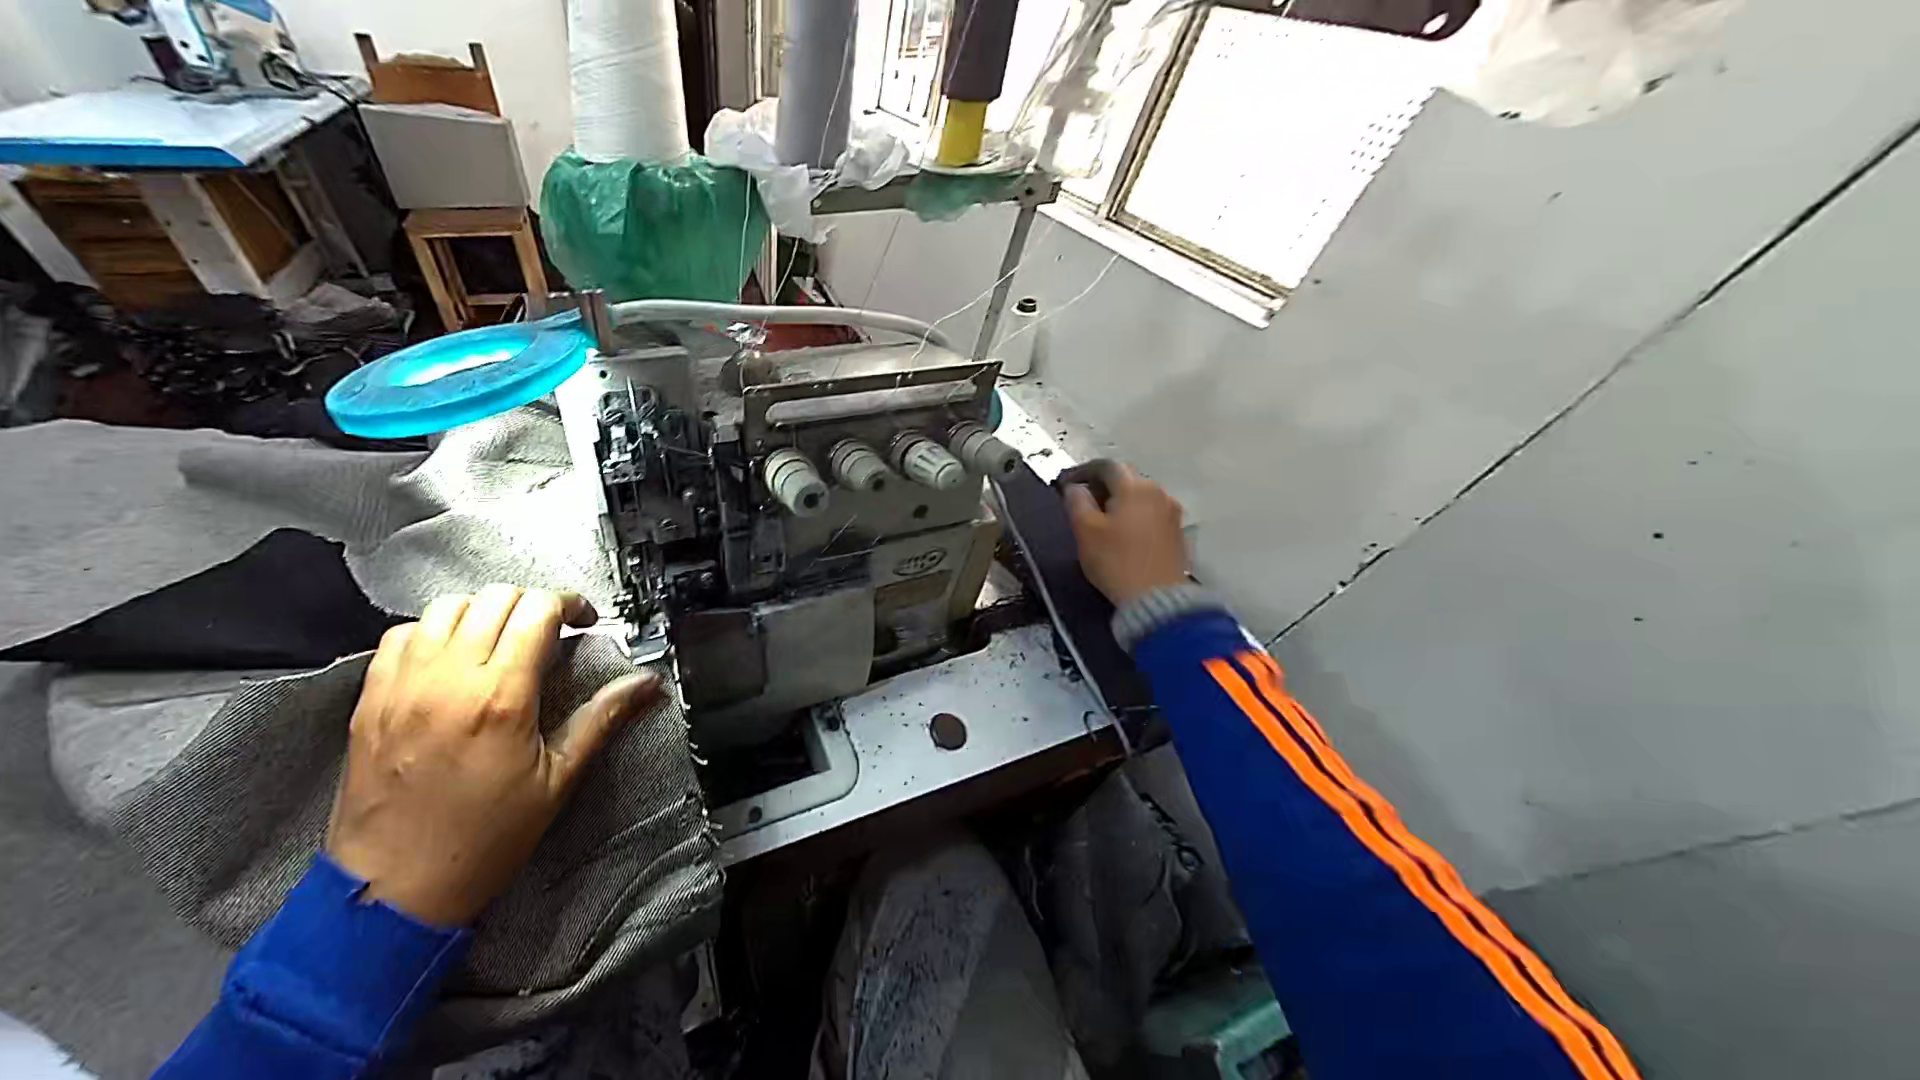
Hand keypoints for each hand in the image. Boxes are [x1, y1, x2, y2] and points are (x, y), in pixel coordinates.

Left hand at [326, 584, 660, 927]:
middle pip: (495, 598)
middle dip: (533, 604)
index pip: (537, 610)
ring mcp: (402, 688)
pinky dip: (435, 630)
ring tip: (503, 639)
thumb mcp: (559, 778)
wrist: (391, 890)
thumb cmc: (483, 838)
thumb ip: (604, 717)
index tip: (583, 621)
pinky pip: (401, 635)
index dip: (569, 604)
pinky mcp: (370, 701)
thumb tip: (648, 683)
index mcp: (501, 699)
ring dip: (485, 611)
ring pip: (446, 607)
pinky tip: (454, 657)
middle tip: (551, 631)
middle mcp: (447, 682)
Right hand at [1064, 463, 1190, 607]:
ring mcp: (1172, 512)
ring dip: (1121, 501)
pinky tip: (1125, 534)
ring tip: (1104, 520)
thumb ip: (1077, 502)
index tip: (1067, 484)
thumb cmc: (1116, 562)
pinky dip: (1135, 516)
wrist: (1157, 600)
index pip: (1105, 466)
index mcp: (1134, 487)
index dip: (1083, 472)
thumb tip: (1075, 487)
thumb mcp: (1086, 531)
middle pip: (1126, 478)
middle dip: (1103, 485)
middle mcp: (1158, 492)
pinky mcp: (1178, 533)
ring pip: (1141, 496)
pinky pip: (1152, 514)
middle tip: (1084, 501)